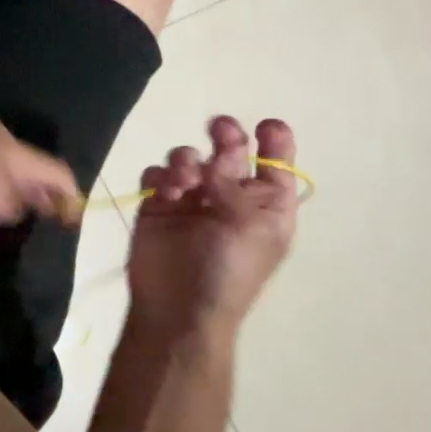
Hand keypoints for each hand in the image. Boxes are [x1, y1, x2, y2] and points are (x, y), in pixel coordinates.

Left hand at [0, 115, 78, 226]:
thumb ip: (17, 205)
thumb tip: (36, 205)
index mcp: (15, 151)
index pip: (61, 172)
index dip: (70, 199)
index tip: (67, 222)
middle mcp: (2, 132)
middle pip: (35, 163)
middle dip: (39, 191)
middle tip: (35, 218)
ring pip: (10, 157)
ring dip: (13, 181)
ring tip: (4, 207)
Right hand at [128, 117, 298, 335]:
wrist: (178, 306)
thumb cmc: (227, 270)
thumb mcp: (248, 227)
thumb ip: (232, 186)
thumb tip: (209, 163)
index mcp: (266, 207)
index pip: (274, 165)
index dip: (274, 142)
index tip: (265, 125)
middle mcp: (229, 198)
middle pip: (229, 152)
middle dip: (225, 136)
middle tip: (219, 129)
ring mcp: (191, 200)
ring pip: (189, 158)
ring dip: (187, 160)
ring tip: (183, 181)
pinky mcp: (156, 205)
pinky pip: (156, 174)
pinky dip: (161, 176)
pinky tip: (164, 191)